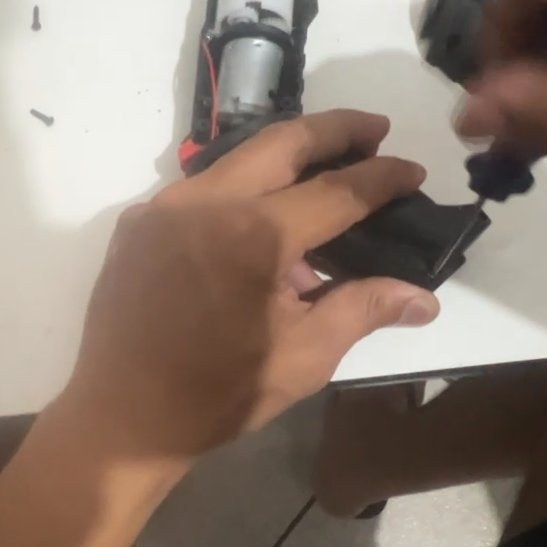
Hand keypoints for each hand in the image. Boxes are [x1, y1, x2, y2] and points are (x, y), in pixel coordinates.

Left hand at [61, 110, 438, 460]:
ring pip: (234, 163)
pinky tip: (258, 220)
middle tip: (375, 131)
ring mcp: (160, 208)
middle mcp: (203, 203)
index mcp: (252, 235)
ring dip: (284, 159)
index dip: (381, 178)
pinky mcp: (135, 224)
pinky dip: (237, 194)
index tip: (414, 170)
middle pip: (281, 144)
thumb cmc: (216, 395)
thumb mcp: (302, 357)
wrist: (122, 416)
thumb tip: (424, 299)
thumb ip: (362, 310)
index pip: (335, 190)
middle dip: (335, 131)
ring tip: (322, 171)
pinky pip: (197, 193)